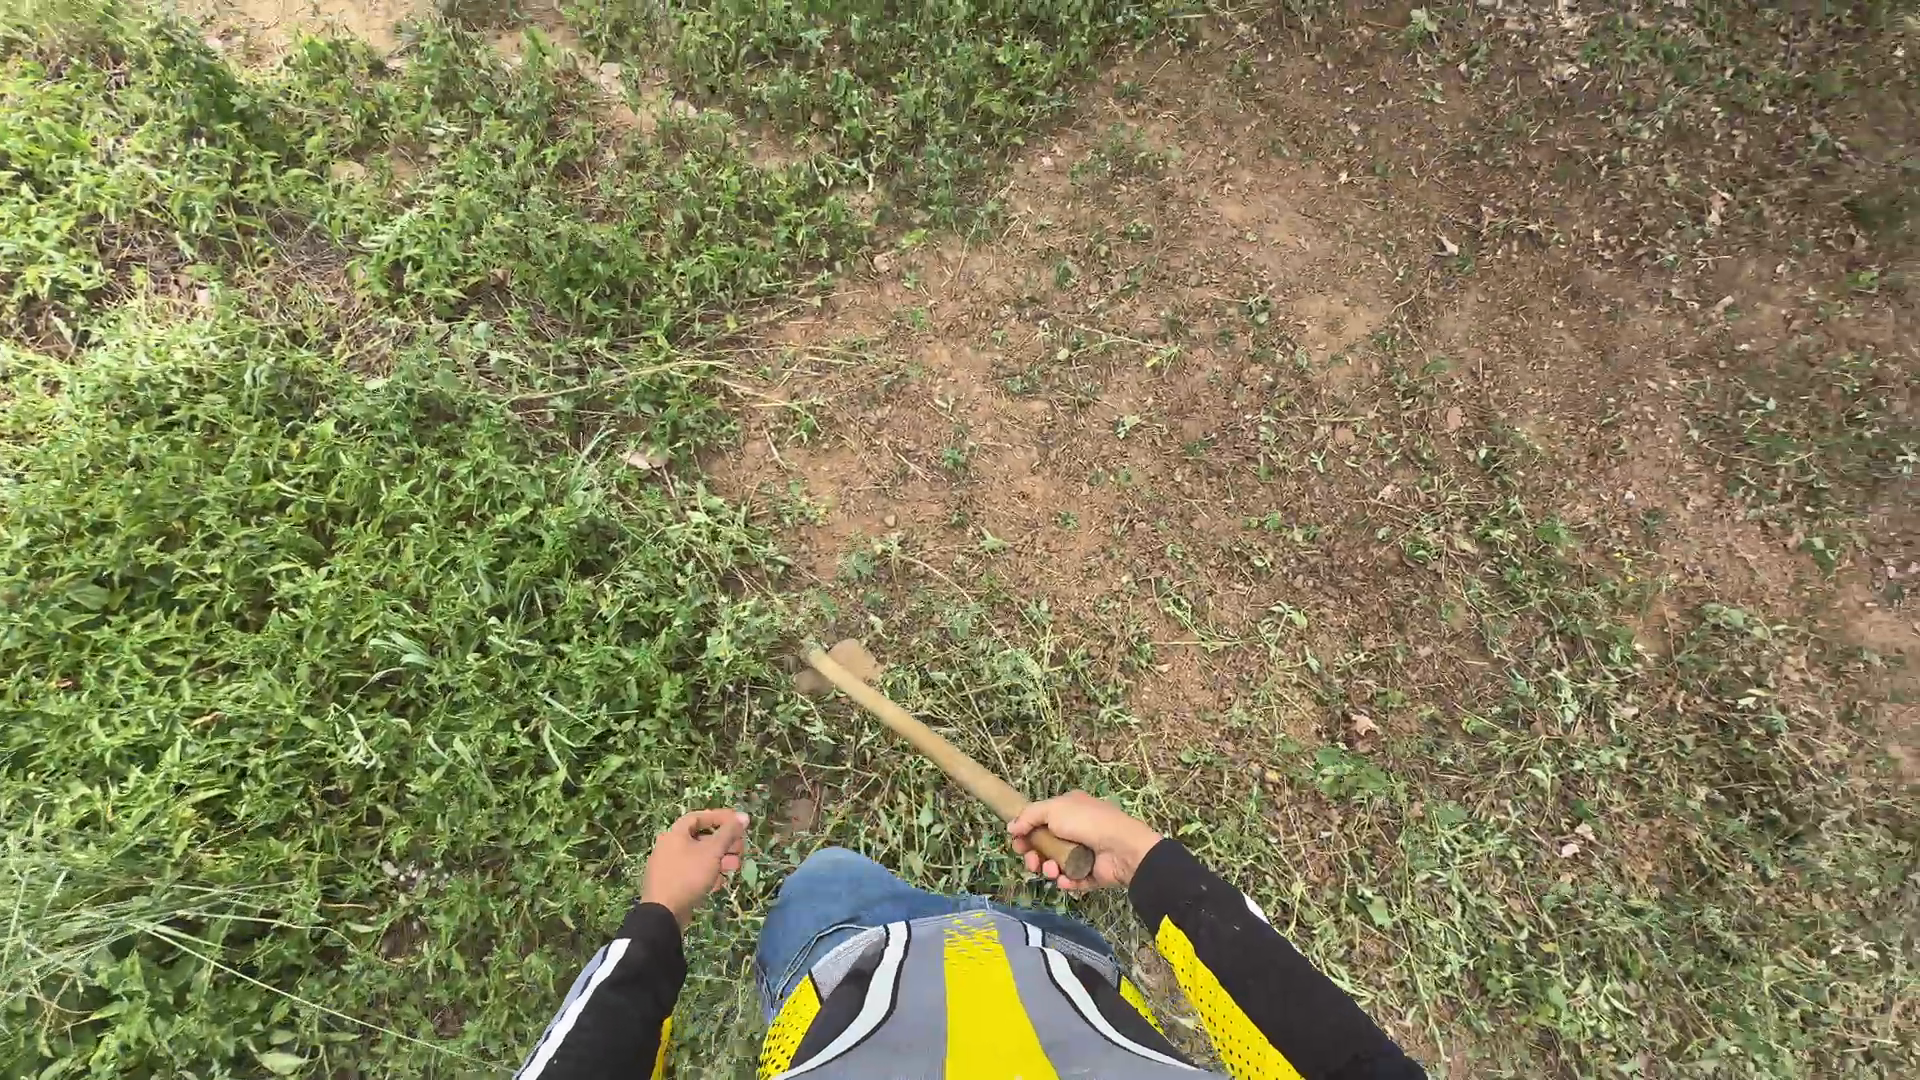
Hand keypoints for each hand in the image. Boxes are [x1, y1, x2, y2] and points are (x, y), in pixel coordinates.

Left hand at [639, 809, 748, 928]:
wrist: (662, 915)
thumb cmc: (688, 875)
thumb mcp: (713, 851)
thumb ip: (729, 832)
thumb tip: (743, 816)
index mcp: (675, 835)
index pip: (699, 817)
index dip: (720, 818)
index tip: (737, 823)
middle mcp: (669, 848)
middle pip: (702, 838)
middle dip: (724, 843)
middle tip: (740, 849)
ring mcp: (668, 867)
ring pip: (699, 857)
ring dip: (720, 860)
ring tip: (735, 867)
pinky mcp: (670, 885)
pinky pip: (692, 873)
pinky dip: (707, 874)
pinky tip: (718, 884)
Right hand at [1008, 791, 1161, 891]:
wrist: (1121, 847)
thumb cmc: (1086, 822)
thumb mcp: (1053, 809)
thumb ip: (1029, 817)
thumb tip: (1011, 827)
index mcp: (1068, 811)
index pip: (1041, 822)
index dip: (1027, 833)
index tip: (1018, 842)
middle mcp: (1074, 830)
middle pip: (1045, 846)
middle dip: (1034, 855)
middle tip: (1031, 861)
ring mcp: (1083, 853)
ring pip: (1055, 865)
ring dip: (1048, 869)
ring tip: (1052, 870)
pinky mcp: (1090, 874)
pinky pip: (1071, 880)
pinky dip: (1066, 882)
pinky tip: (1065, 880)